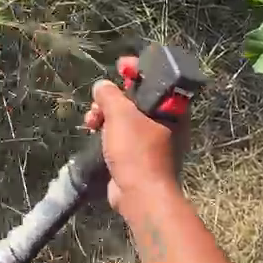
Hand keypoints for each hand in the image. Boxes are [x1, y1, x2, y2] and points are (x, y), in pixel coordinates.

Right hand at [83, 55, 184, 211]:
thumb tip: (102, 87)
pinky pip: (121, 133)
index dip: (137, 69)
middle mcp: (166, 122)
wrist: (141, 196)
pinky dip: (107, 130)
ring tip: (91, 122)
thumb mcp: (120, 114)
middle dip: (111, 97)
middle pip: (134, 97)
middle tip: (98, 103)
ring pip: (124, 116)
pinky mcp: (139, 154)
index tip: (120, 67)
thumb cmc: (137, 150)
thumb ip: (109, 94)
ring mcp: (152, 139)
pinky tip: (93, 134)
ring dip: (104, 114)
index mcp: (171, 109)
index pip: (156, 78)